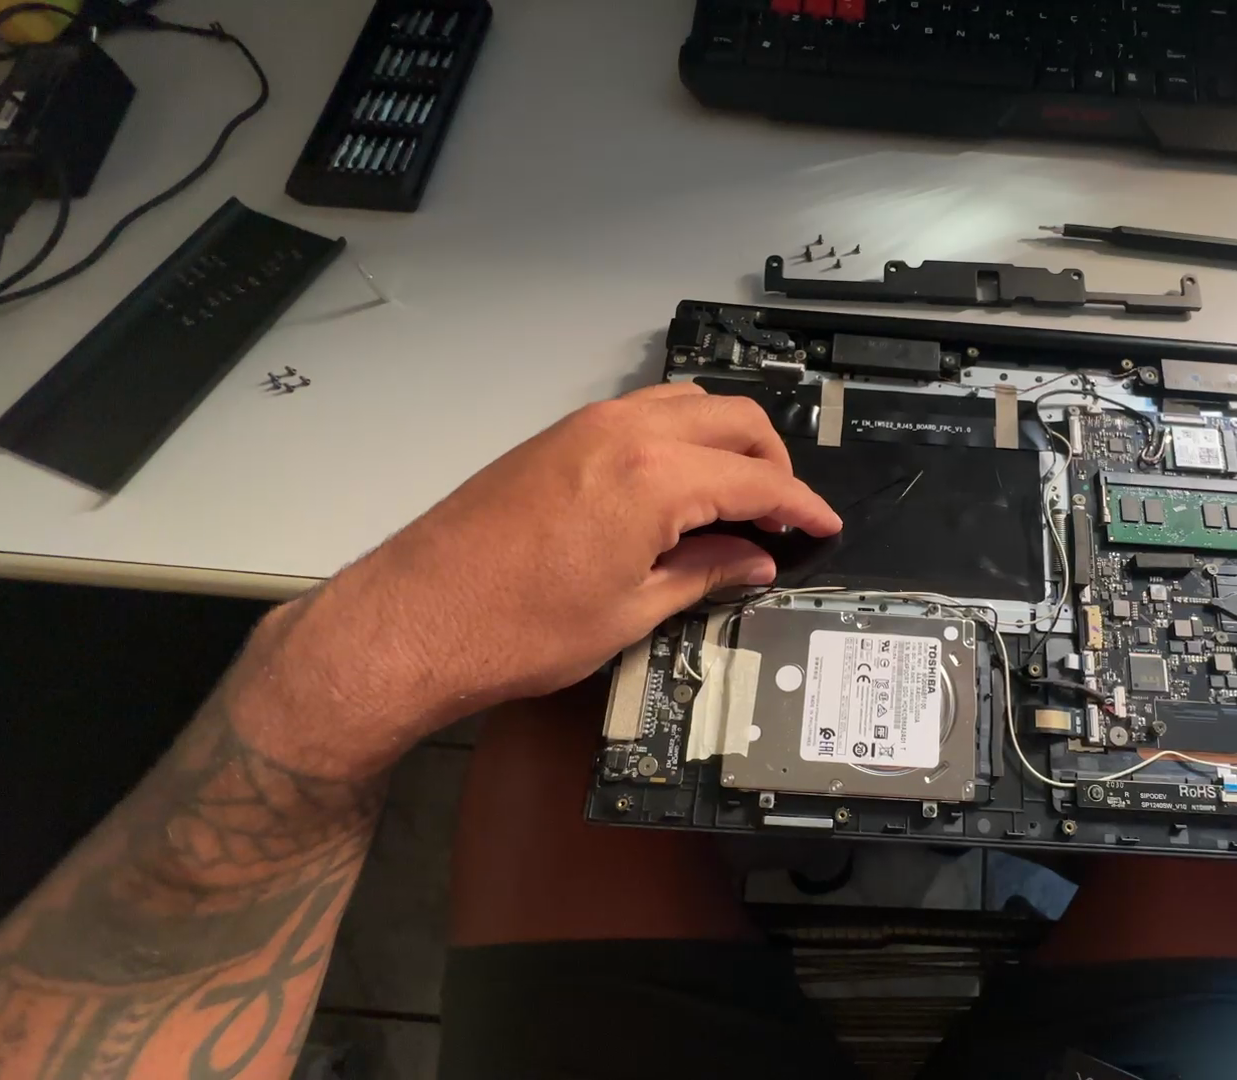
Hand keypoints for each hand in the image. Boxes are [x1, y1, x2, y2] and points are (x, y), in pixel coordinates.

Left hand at [261, 383, 839, 756]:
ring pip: (692, 404)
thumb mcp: (633, 610)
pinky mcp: (561, 433)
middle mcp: (628, 431)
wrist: (410, 623)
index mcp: (656, 477)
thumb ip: (708, 572)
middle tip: (784, 514)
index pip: (758, 482)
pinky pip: (647, 411)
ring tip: (739, 494)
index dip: (803, 506)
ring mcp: (590, 423)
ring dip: (729, 441)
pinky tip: (682, 481)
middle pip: (736, 421)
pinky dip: (684, 435)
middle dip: (775, 464)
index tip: (826, 526)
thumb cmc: (522, 630)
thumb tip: (756, 561)